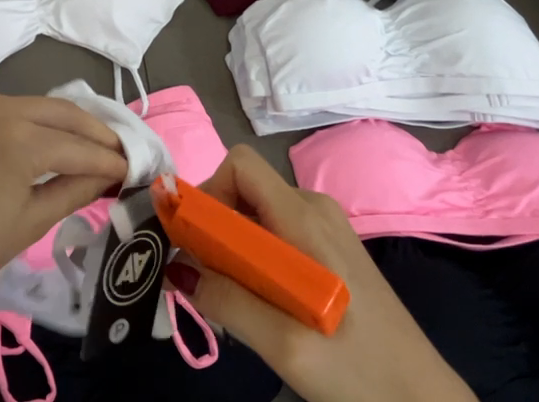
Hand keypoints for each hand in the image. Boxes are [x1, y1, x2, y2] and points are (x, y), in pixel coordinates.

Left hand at [0, 93, 129, 306]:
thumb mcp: (32, 222)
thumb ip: (76, 190)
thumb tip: (111, 176)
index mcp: (22, 139)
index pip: (82, 147)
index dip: (113, 161)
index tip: (140, 171)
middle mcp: (5, 109)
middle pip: (67, 114)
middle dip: (98, 134)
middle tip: (125, 156)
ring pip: (45, 107)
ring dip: (74, 125)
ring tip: (101, 150)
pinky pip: (22, 109)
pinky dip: (46, 123)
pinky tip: (63, 142)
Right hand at [166, 145, 475, 401]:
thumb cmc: (361, 372)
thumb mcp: (285, 346)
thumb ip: (228, 301)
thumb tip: (177, 268)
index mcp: (305, 219)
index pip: (240, 165)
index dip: (208, 192)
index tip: (196, 241)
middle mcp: (315, 209)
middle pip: (244, 189)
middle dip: (215, 227)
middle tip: (210, 280)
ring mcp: (328, 229)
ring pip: (258, 214)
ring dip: (234, 247)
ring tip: (237, 299)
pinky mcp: (333, 251)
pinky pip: (277, 233)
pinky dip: (256, 258)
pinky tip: (266, 304)